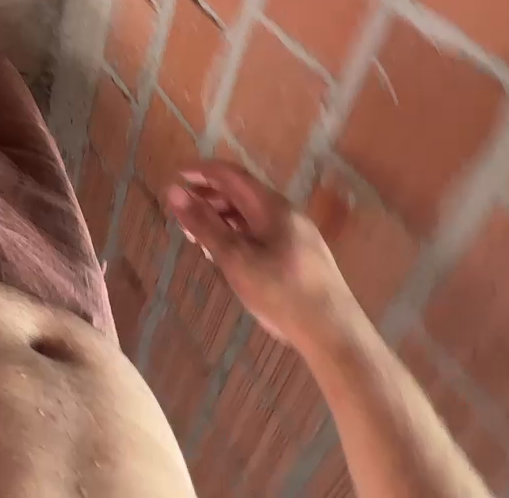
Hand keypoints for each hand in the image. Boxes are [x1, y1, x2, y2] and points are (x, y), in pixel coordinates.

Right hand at [166, 160, 365, 355]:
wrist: (336, 337)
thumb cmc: (280, 291)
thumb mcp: (233, 257)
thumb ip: (202, 222)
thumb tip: (173, 190)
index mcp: (272, 207)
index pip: (230, 174)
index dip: (200, 172)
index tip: (174, 177)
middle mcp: (286, 214)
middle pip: (240, 192)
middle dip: (207, 197)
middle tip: (181, 213)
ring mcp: (296, 235)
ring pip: (250, 214)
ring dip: (220, 217)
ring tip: (197, 236)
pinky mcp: (300, 256)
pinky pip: (260, 232)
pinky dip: (236, 233)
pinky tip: (226, 254)